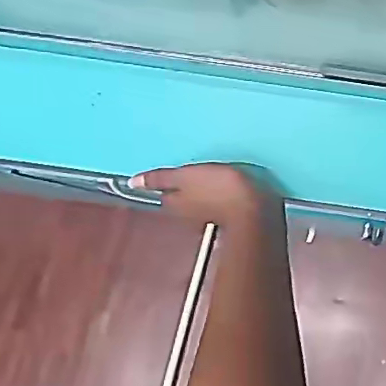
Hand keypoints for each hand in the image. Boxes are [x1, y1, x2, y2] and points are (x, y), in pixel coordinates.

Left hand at [132, 163, 281, 230]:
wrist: (254, 209)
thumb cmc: (217, 188)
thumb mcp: (185, 176)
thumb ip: (160, 179)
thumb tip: (132, 183)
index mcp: (172, 202)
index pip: (162, 190)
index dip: (167, 179)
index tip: (176, 169)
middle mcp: (184, 213)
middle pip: (179, 196)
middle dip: (184, 185)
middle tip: (194, 169)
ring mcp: (205, 215)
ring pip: (196, 199)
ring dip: (201, 189)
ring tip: (211, 175)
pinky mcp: (224, 215)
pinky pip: (214, 201)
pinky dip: (216, 194)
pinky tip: (225, 187)